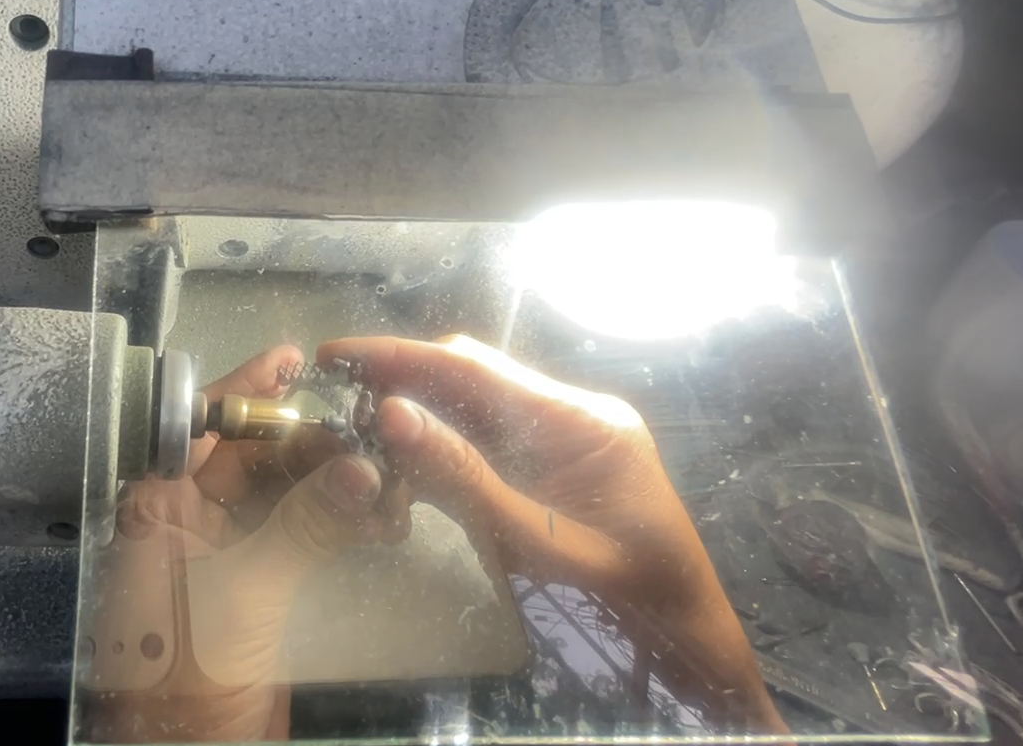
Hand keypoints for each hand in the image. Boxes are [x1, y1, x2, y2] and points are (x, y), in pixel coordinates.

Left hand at [79, 346, 407, 742]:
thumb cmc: (186, 673)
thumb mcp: (243, 593)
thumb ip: (303, 525)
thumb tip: (360, 467)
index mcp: (158, 504)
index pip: (202, 426)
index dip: (248, 390)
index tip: (294, 358)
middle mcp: (185, 514)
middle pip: (249, 455)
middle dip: (304, 438)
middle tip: (364, 422)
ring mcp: (221, 548)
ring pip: (277, 492)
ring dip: (326, 479)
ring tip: (382, 466)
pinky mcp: (254, 581)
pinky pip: (293, 532)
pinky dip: (331, 522)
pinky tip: (376, 514)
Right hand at [317, 334, 786, 733]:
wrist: (690, 668)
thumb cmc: (626, 615)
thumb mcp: (537, 549)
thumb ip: (464, 478)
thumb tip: (390, 411)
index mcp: (580, 421)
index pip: (471, 368)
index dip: (396, 356)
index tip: (333, 355)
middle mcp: (568, 416)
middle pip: (466, 377)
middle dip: (397, 378)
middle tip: (332, 392)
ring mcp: (557, 440)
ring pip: (466, 406)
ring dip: (410, 412)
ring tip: (352, 422)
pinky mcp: (544, 467)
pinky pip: (476, 440)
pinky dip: (432, 446)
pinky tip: (396, 462)